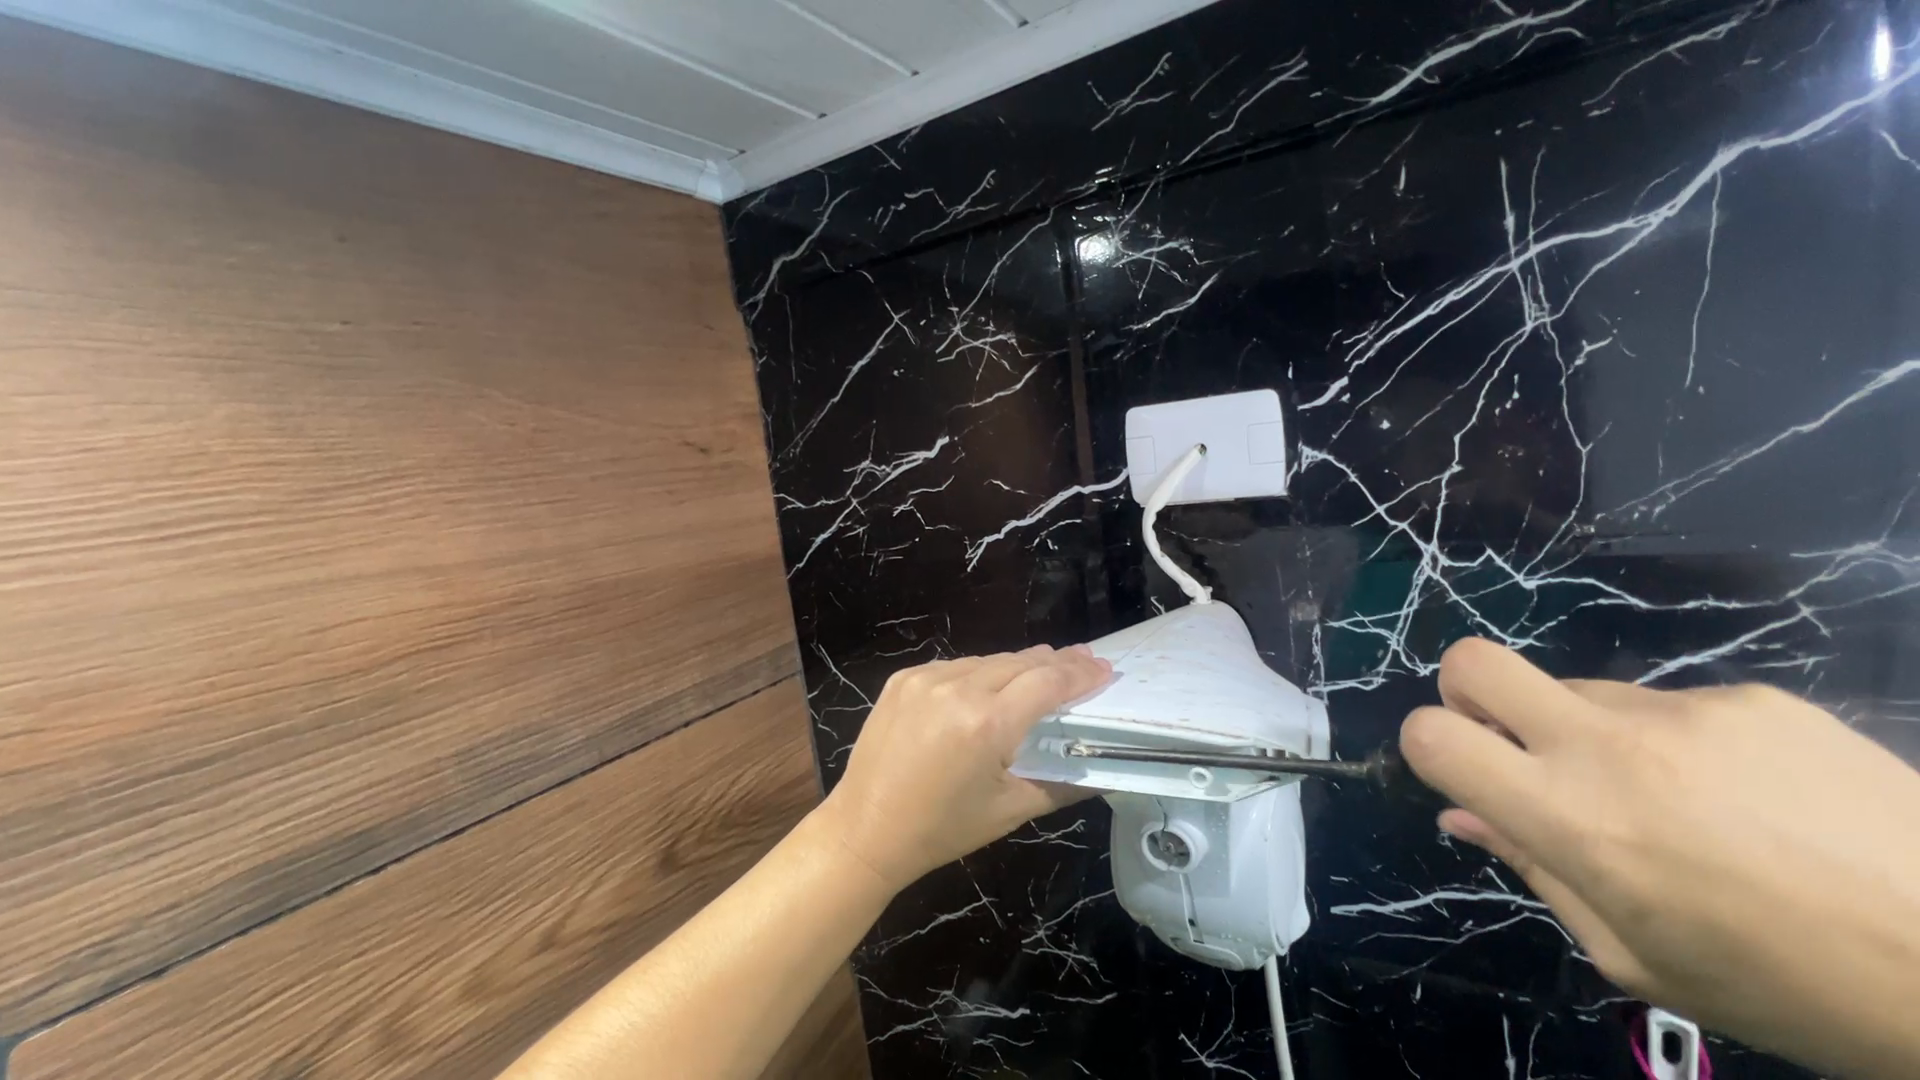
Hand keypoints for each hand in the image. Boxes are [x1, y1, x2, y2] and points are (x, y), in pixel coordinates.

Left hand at [817, 645, 1111, 892]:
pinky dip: (979, 673)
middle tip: (1085, 661)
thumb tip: (1102, 769)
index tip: (1105, 668)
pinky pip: (955, 667)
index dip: (1080, 675)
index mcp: (987, 724)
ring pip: (988, 661)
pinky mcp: (903, 678)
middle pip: (1021, 663)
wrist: (866, 830)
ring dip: (1018, 666)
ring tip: (1043, 670)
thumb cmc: (943, 829)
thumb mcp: (1011, 810)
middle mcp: (957, 689)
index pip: (1048, 683)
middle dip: (1056, 663)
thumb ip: (1062, 784)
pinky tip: (991, 685)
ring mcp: (925, 679)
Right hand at [1399, 639, 1919, 1079]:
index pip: (1432, 735)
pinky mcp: (1754, 697)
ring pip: (1579, 690)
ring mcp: (1685, 711)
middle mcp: (1609, 745)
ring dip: (1588, 734)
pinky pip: (1670, 705)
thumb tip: (1465, 814)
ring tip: (1673, 803)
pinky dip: (1675, 742)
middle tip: (1516, 748)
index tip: (1466, 777)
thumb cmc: (1787, 987)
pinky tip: (1747, 797)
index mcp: (1572, 819)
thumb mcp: (1635, 954)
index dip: (1426, 747)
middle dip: (1468, 695)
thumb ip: (1534, 869)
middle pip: (1474, 662)